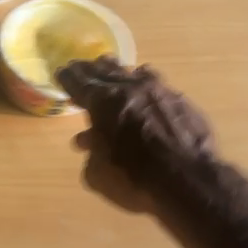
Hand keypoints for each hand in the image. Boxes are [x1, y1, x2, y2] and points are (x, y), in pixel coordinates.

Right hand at [60, 59, 216, 213]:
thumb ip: (91, 151)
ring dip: (117, 71)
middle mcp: (129, 89)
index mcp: (102, 103)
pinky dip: (143, 81)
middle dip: (89, 70)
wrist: (187, 180)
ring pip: (132, 73)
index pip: (79, 84)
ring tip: (108, 66)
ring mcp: (158, 91)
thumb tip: (90, 141)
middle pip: (105, 72)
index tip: (61, 71)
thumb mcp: (97, 173)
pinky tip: (143, 80)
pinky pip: (156, 83)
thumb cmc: (133, 180)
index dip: (68, 79)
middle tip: (79, 66)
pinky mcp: (180, 100)